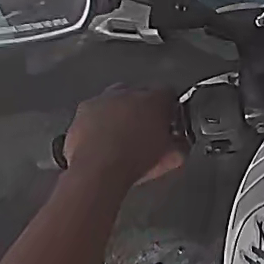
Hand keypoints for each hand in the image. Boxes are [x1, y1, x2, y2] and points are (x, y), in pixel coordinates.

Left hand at [61, 86, 183, 187]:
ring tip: (123, 135)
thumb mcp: (174, 157)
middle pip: (140, 93)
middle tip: (147, 129)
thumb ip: (181, 143)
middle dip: (145, 108)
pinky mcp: (82, 111)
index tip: (170, 121)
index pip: (169, 92)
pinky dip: (100, 122)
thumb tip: (180, 142)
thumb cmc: (137, 161)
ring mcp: (102, 100)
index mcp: (155, 100)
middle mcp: (128, 93)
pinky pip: (96, 112)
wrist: (98, 171)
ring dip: (121, 112)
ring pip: (116, 100)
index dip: (171, 108)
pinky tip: (103, 141)